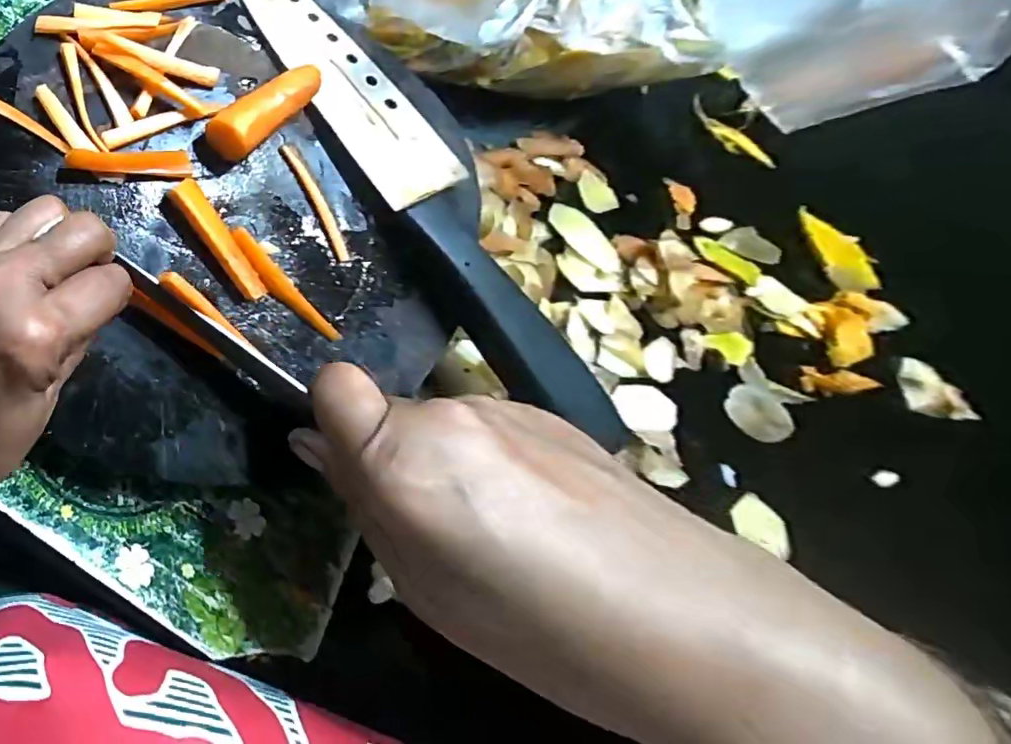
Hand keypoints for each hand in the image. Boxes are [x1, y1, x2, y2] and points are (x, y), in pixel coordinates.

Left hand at [0, 195, 127, 494]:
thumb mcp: (48, 401)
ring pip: (47, 209)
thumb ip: (80, 340)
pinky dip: (25, 236)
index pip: (110, 282)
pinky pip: (8, 219)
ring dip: (61, 236)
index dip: (117, 296)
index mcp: (38, 333)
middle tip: (85, 281)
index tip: (104, 311)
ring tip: (53, 268)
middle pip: (85, 228)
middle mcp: (8, 283)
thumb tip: (99, 299)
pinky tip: (19, 267)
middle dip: (100, 252)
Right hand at [289, 364, 995, 743]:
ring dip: (442, 457)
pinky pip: (485, 424)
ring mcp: (500, 404)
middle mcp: (444, 411)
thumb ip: (361, 504)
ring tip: (499, 527)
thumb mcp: (420, 584)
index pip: (332, 383)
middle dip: (389, 452)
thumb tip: (315, 446)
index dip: (331, 419)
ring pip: (437, 419)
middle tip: (431, 523)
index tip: (349, 464)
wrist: (695, 624)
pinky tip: (541, 513)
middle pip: (385, 409)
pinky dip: (489, 457)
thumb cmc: (533, 628)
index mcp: (403, 454)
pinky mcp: (545, 410)